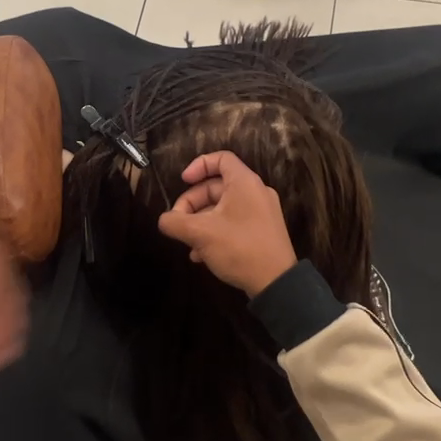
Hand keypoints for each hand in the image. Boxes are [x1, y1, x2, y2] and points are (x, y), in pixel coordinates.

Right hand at [156, 151, 297, 296]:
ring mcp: (261, 212)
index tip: (182, 181)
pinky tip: (201, 255)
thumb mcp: (200, 233)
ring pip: (222, 208)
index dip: (198, 165)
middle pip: (216, 186)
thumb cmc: (238, 248)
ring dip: (200, 222)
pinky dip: (215, 232)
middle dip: (192, 203)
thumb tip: (164, 220)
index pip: (220, 158)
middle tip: (178, 223)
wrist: (276, 283)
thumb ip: (175, 222)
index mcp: (244, 182)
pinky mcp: (262, 231)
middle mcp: (255, 192)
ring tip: (188, 244)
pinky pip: (233, 222)